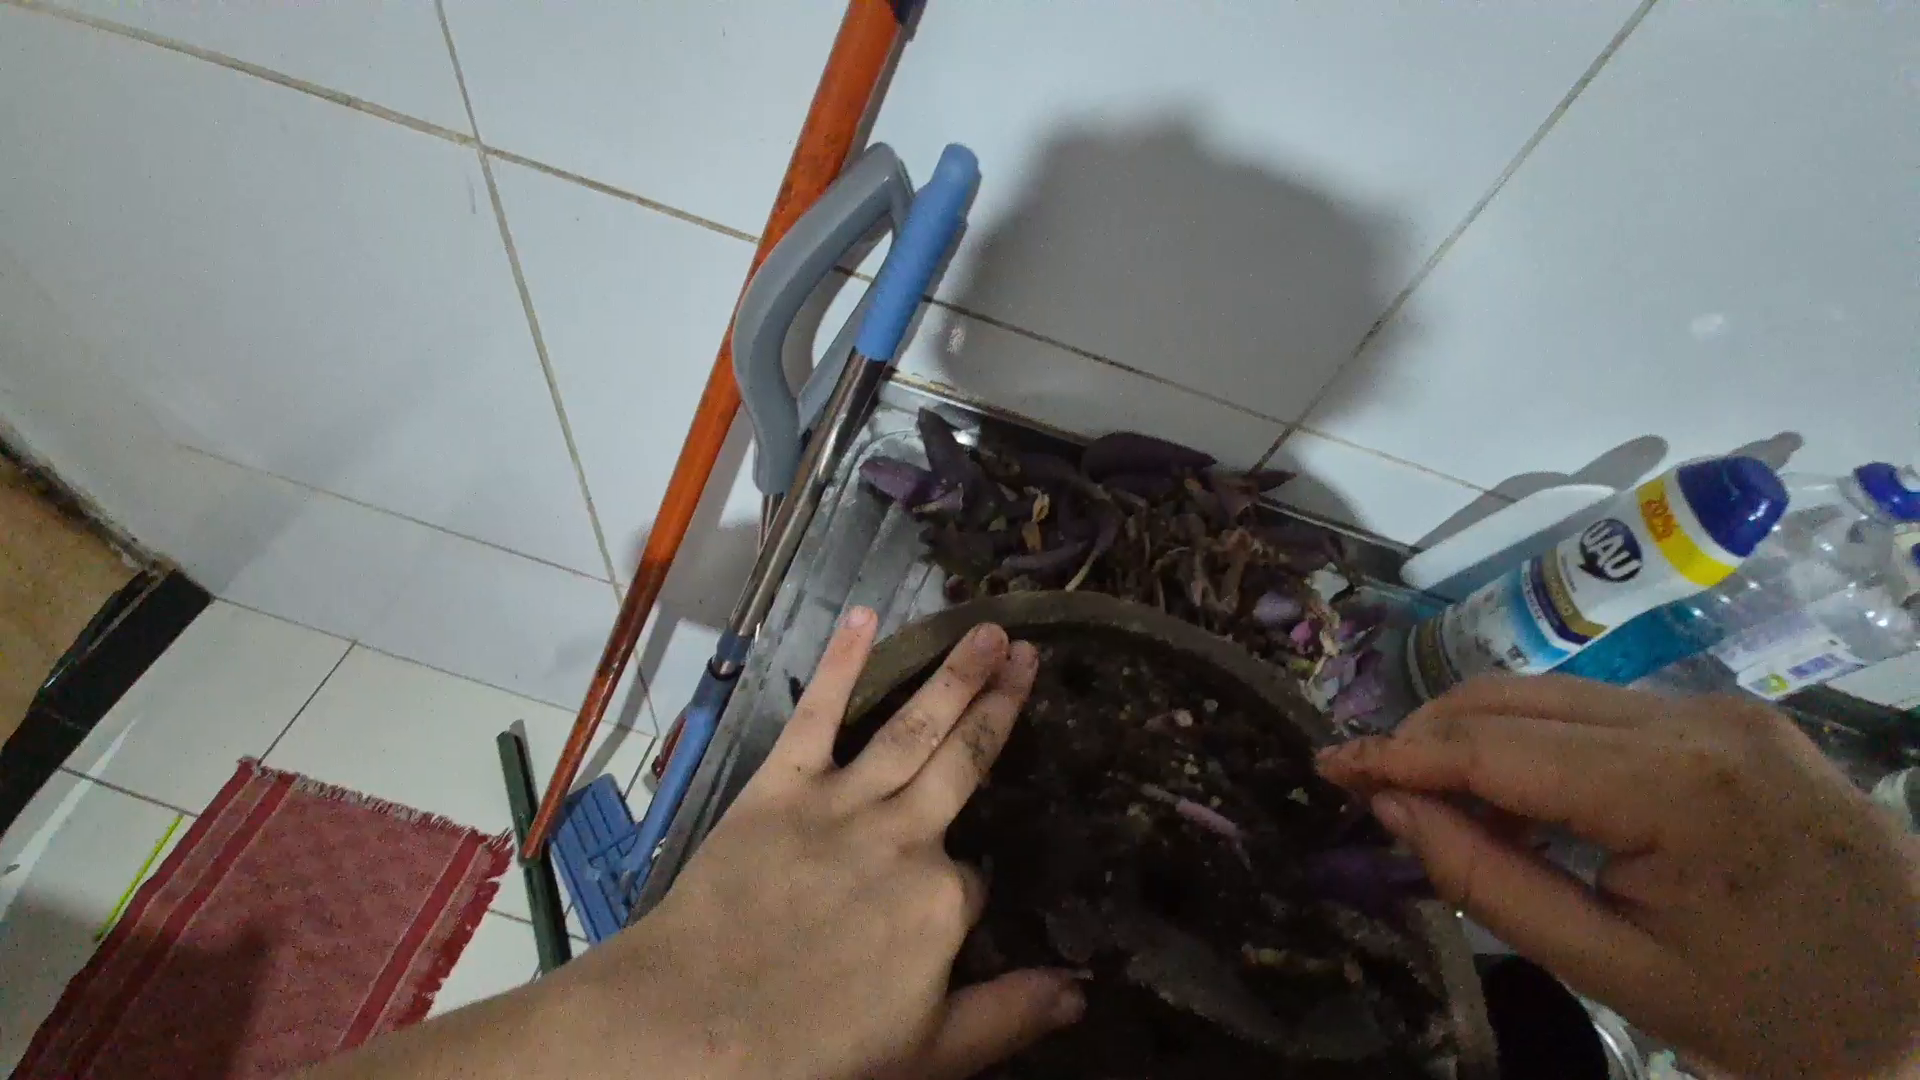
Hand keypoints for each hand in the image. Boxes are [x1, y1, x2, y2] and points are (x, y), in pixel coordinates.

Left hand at [561, 608, 1082, 1079]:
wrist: (691, 1033)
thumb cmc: (811, 1056)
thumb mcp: (928, 1055)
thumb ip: (1009, 1014)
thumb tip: (1084, 987)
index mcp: (942, 900)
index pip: (974, 882)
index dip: (962, 897)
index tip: (942, 911)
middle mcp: (906, 836)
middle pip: (966, 760)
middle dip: (1000, 703)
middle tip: (1028, 652)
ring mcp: (845, 802)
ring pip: (914, 727)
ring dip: (954, 675)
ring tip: (988, 631)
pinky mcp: (784, 783)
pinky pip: (817, 713)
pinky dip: (841, 662)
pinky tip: (867, 615)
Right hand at [1315, 675, 1919, 1079]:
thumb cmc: (1777, 1017)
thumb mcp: (1614, 970)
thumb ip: (1484, 880)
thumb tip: (1389, 808)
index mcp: (1677, 787)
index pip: (1490, 747)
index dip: (1396, 754)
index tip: (1328, 762)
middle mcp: (1692, 717)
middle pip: (1503, 701)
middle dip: (1422, 740)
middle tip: (1376, 792)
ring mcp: (1710, 705)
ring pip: (1532, 693)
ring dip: (1466, 738)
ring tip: (1443, 803)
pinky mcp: (1716, 710)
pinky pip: (1577, 707)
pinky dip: (1520, 741)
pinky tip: (1515, 795)